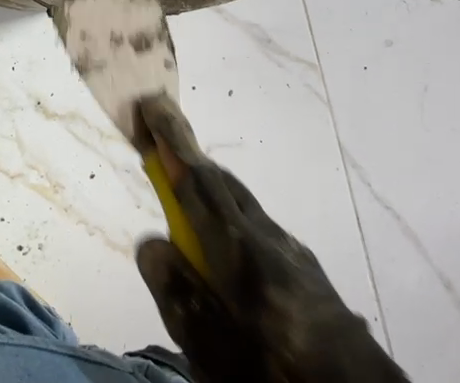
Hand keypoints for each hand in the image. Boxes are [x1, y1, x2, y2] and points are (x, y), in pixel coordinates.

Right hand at [134, 94, 408, 382]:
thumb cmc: (279, 375)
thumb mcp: (217, 356)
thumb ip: (181, 297)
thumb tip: (151, 243)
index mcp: (243, 255)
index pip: (199, 184)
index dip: (172, 142)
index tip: (150, 103)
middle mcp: (271, 241)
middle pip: (223, 185)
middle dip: (187, 154)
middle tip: (154, 138)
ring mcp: (295, 254)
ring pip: (243, 205)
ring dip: (207, 185)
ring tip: (180, 187)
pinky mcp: (308, 273)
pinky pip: (257, 225)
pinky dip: (228, 213)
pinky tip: (223, 239)